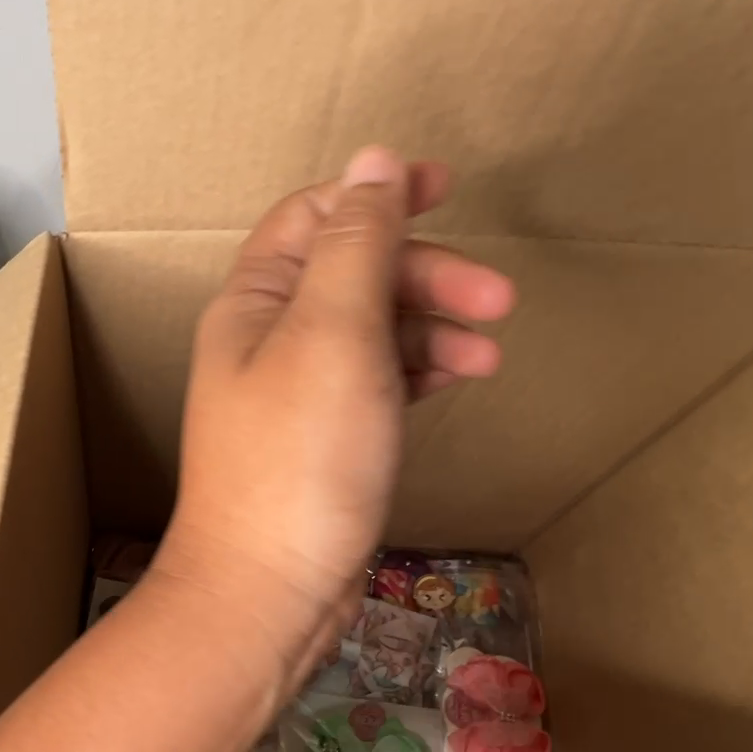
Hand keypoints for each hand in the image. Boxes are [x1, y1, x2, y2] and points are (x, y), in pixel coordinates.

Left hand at [155, 147, 514, 665]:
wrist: (267, 589)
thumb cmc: (297, 462)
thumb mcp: (333, 336)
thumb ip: (355, 246)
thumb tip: (372, 162)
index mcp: (253, 303)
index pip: (312, 218)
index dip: (375, 193)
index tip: (447, 187)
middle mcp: (265, 341)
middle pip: (351, 273)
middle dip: (424, 273)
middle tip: (498, 297)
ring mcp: (293, 394)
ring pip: (370, 332)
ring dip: (431, 327)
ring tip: (488, 356)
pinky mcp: (320, 441)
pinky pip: (373, 383)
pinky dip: (415, 373)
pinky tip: (455, 381)